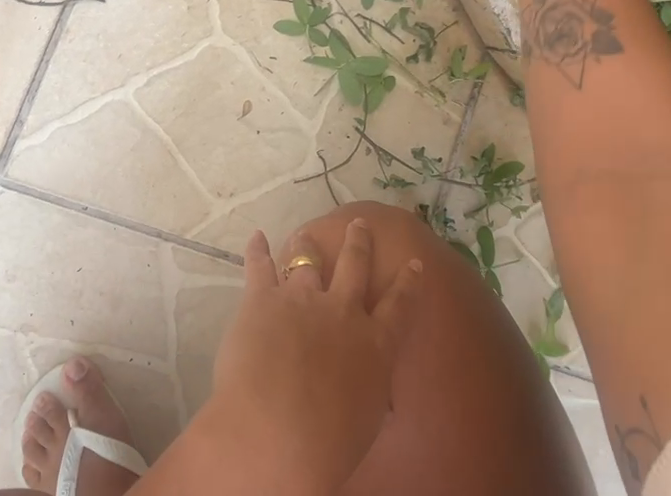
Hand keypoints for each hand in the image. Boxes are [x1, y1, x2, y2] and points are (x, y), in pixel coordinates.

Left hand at [199, 223, 421, 493]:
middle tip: (359, 225)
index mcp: (375, 343)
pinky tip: (256, 237)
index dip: (408, 282)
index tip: (414, 263)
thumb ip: (370, 394)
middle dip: (359, 243)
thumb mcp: (366, 418)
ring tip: (307, 233)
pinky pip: (260, 266)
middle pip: (354, 265)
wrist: (278, 432)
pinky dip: (257, 250)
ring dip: (308, 243)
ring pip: (308, 259)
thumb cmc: (330, 444)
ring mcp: (303, 299)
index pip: (399, 304)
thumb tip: (375, 395)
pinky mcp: (263, 299)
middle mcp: (343, 311)